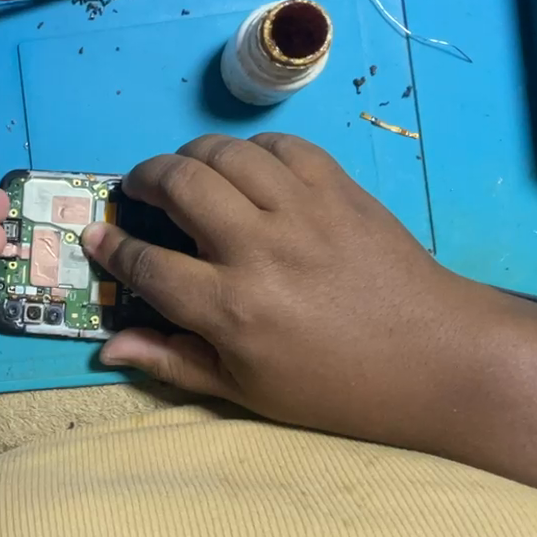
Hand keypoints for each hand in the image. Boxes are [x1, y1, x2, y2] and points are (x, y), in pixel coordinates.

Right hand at [82, 133, 518, 442]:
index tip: (96, 234)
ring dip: (190, 155)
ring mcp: (302, 211)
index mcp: (231, 308)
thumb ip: (173, 362)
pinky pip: (281, 146)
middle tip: (136, 188)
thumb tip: (107, 348)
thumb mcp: (247, 391)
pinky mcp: (339, 189)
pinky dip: (250, 149)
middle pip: (179, 185)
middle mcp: (259, 249)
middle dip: (143, 178)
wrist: (441, 360)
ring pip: (225, 153)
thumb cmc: (335, 388)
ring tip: (184, 172)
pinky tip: (244, 168)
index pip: (148, 264)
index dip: (113, 247)